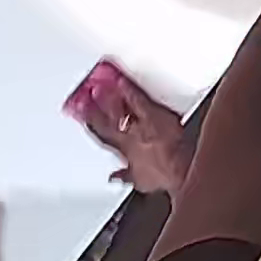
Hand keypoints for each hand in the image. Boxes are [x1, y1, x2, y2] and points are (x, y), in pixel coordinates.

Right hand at [65, 63, 193, 194]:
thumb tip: (114, 178)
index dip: (90, 123)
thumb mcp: (141, 180)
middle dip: (92, 108)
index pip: (102, 135)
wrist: (181, 168)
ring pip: (119, 110)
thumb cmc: (165, 174)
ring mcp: (141, 124)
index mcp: (125, 151)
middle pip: (106, 121)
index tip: (79, 111)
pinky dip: (130, 91)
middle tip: (81, 95)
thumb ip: (125, 176)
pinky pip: (139, 100)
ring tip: (97, 84)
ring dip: (106, 98)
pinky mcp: (155, 114)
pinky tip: (122, 80)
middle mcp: (129, 137)